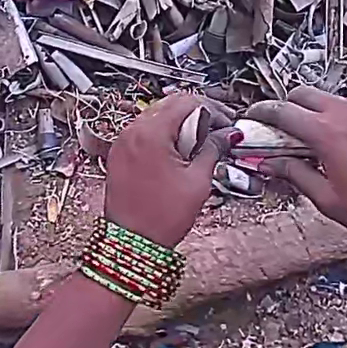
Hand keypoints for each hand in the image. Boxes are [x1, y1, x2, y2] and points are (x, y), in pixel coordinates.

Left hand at [102, 94, 236, 247]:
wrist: (129, 245)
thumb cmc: (160, 218)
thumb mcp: (197, 181)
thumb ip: (212, 149)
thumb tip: (226, 134)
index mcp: (151, 133)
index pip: (187, 102)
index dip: (212, 109)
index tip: (226, 124)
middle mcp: (132, 131)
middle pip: (170, 104)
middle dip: (196, 113)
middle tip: (216, 131)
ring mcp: (123, 142)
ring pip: (157, 115)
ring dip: (180, 123)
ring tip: (198, 145)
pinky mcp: (120, 154)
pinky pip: (144, 131)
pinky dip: (163, 134)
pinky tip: (178, 153)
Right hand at [244, 87, 346, 249]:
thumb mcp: (327, 199)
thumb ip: (295, 174)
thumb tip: (272, 164)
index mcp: (327, 133)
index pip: (282, 111)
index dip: (261, 114)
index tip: (251, 120)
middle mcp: (346, 116)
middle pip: (302, 94)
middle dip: (284, 106)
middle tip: (275, 130)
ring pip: (326, 99)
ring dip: (308, 111)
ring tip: (302, 140)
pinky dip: (331, 118)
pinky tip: (330, 144)